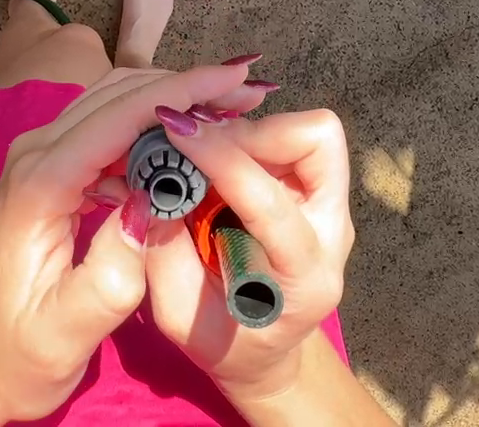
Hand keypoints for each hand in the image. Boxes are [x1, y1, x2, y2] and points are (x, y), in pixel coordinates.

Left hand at [0, 61, 263, 422]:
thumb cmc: (14, 356)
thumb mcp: (65, 333)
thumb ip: (111, 273)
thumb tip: (152, 205)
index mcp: (41, 183)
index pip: (121, 115)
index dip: (182, 92)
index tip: (235, 80)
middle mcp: (37, 152)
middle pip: (120, 93)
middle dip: (187, 84)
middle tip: (248, 87)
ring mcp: (41, 154)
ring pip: (115, 100)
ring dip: (172, 95)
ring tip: (228, 104)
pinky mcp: (51, 166)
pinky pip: (108, 123)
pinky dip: (152, 119)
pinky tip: (186, 137)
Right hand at [144, 108, 354, 402]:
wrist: (268, 350)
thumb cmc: (224, 340)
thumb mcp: (179, 316)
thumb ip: (163, 253)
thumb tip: (145, 189)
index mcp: (304, 278)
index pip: (270, 203)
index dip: (221, 158)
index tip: (175, 131)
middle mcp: (333, 232)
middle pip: (317, 143)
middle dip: (252, 130)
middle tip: (198, 141)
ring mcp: (332, 204)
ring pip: (311, 131)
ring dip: (253, 128)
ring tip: (207, 148)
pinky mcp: (319, 185)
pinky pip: (295, 136)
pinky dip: (254, 131)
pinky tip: (220, 153)